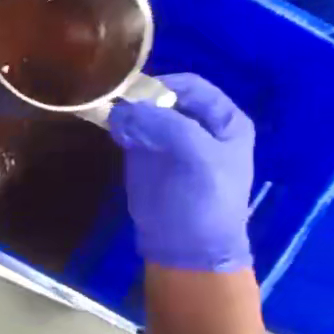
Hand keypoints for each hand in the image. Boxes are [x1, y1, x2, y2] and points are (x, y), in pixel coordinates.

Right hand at [108, 73, 253, 273]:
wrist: (186, 248)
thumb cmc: (204, 202)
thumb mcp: (198, 158)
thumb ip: (168, 126)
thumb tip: (124, 107)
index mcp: (223, 121)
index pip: (190, 86)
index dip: (162, 85)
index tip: (131, 94)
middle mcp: (196, 125)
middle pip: (163, 98)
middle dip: (139, 99)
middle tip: (115, 106)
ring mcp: (169, 141)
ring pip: (144, 114)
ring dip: (126, 113)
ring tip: (110, 119)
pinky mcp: (145, 157)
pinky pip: (131, 132)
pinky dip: (119, 128)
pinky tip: (110, 130)